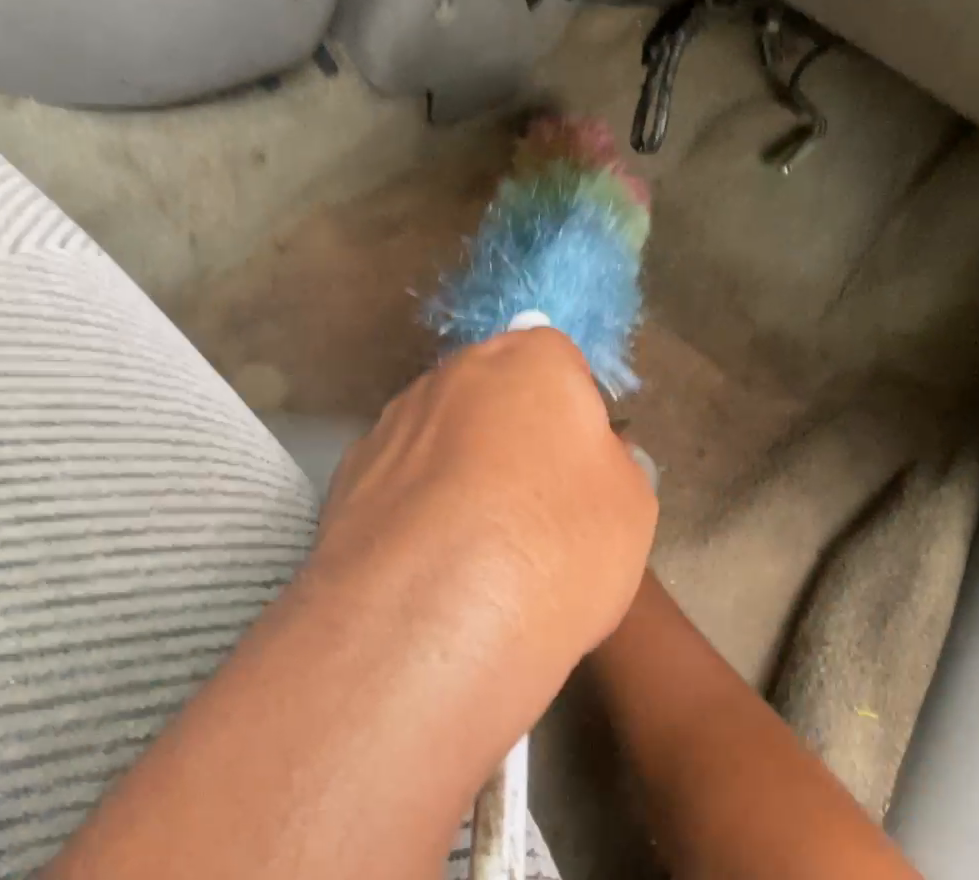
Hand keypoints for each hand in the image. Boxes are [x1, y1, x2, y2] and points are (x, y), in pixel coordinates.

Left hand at [315, 328, 657, 672]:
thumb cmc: (556, 544)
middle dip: (511, 436)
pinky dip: (413, 508)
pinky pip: (399, 482)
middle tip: (531, 509)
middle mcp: (453, 374)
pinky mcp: (346, 476)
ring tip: (472, 549)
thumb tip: (593, 458)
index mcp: (531, 360)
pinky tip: (426, 564)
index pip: (560, 362)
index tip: (577, 472)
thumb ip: (614, 464)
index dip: (573, 416)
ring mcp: (392, 422)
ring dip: (457, 471)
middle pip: (494, 395)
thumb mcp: (632, 507)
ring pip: (440, 437)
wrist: (427, 618)